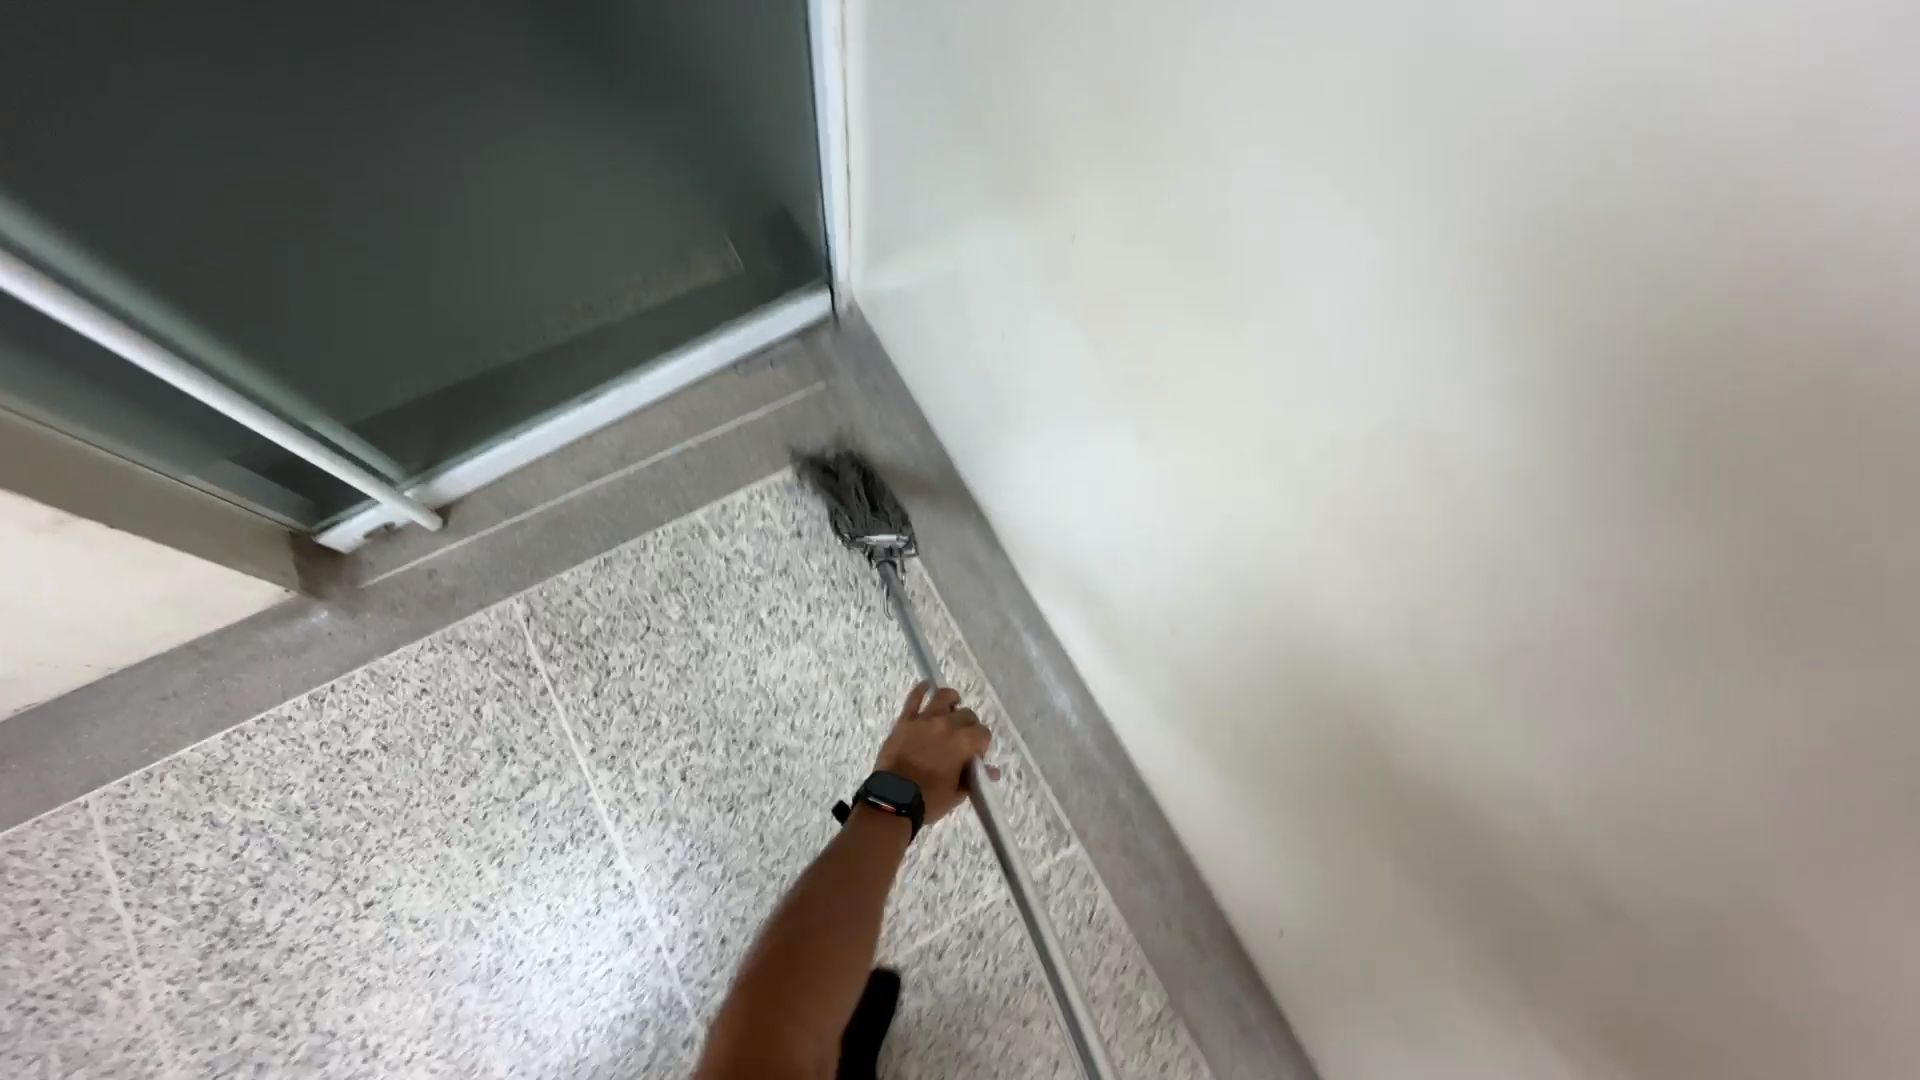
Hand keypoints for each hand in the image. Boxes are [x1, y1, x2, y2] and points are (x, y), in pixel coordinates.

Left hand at [874, 682, 991, 825]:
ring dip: (952, 700)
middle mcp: (947, 725)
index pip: (983, 733)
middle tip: (962, 740)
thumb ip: (976, 778)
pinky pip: (914, 698)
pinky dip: (922, 689)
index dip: (982, 744)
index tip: (975, 756)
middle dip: (969, 726)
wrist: (893, 800)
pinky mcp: (905, 720)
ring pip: (944, 697)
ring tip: (953, 706)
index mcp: (963, 742)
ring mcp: (925, 720)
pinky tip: (927, 685)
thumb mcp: (958, 793)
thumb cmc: (929, 799)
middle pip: (967, 715)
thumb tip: (992, 771)